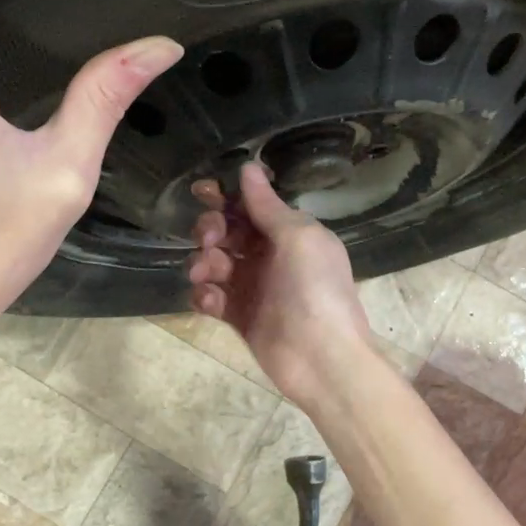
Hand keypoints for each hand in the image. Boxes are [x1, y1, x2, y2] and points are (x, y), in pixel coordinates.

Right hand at [186, 163, 376, 404]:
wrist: (322, 358)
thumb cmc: (315, 288)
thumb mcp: (299, 237)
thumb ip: (268, 206)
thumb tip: (247, 168)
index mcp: (291, 232)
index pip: (251, 205)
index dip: (226, 197)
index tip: (203, 192)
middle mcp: (270, 255)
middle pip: (228, 230)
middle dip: (211, 229)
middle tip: (209, 240)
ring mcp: (253, 287)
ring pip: (215, 262)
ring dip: (204, 261)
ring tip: (206, 274)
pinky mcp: (239, 316)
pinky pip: (212, 296)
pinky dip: (205, 294)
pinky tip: (210, 300)